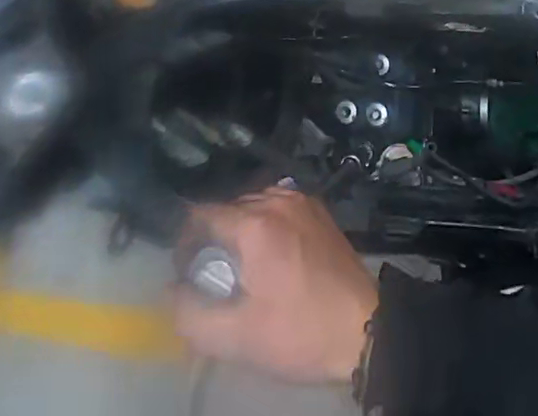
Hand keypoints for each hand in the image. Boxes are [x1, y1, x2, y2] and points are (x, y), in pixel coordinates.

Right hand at [172, 187, 377, 383]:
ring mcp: (303, 202)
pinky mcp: (321, 212)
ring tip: (240, 267)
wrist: (365, 329)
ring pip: (255, 203)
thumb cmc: (299, 331)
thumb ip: (191, 314)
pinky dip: (266, 223)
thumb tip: (172, 290)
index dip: (185, 242)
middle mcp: (279, 200)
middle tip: (212, 276)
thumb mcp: (237, 337)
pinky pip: (280, 206)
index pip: (202, 214)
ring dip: (240, 229)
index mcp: (256, 224)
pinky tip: (271, 255)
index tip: (186, 272)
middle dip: (212, 237)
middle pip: (229, 207)